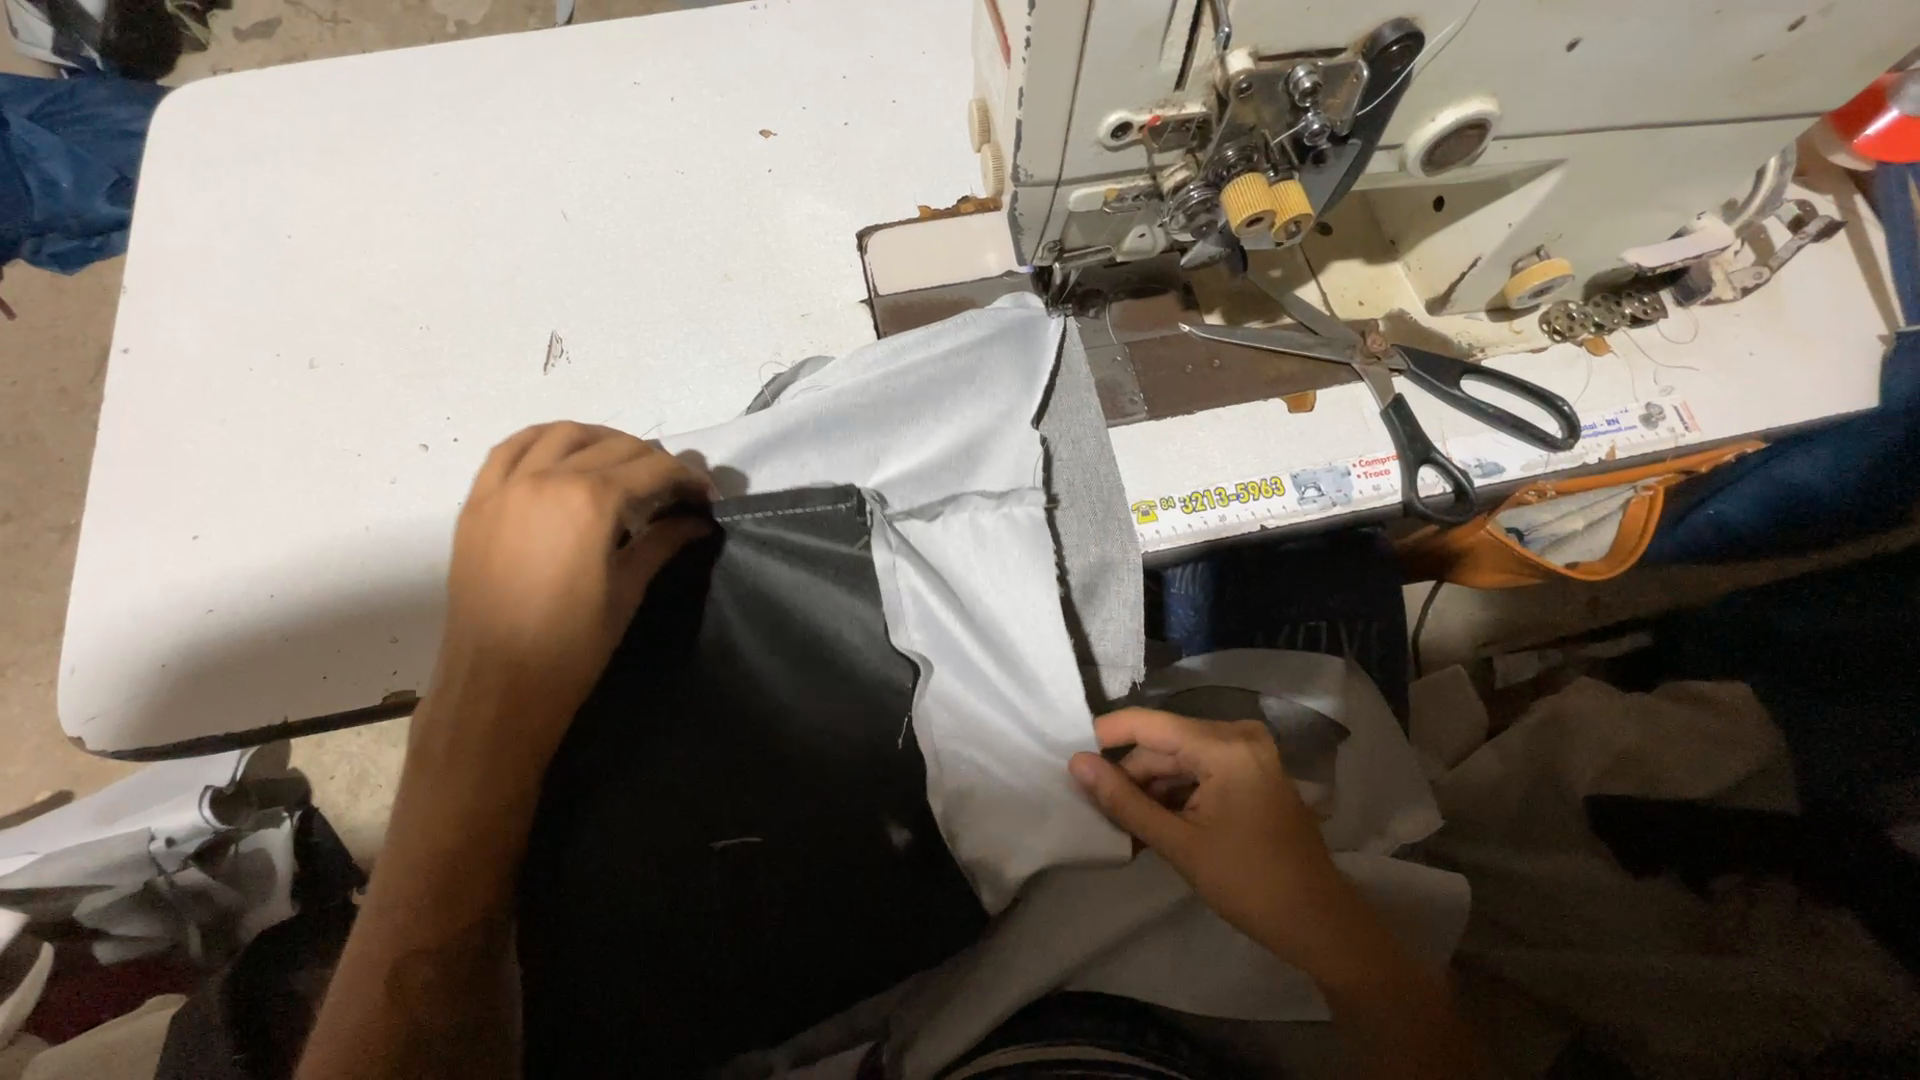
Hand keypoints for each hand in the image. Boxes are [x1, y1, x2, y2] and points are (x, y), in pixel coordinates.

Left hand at [415, 422, 712, 782]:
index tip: (706, 495)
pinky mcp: (478, 501)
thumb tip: (697, 521)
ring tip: (623, 464)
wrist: (498, 681)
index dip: (687, 477)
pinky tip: (564, 455)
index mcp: (591, 501)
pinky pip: (510, 449)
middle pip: (614, 446)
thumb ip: (663, 542)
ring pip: (562, 434)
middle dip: (653, 460)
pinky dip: (543, 441)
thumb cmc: (573, 645)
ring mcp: (506, 486)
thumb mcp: (628, 589)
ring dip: (601, 440)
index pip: (653, 468)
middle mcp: (547, 478)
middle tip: (674, 488)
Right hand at [1068, 708, 1368, 979]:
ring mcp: (1249, 754)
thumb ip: (1123, 801)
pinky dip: (1176, 796)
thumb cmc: (1248, 883)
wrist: (1319, 923)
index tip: (1070, 758)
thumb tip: (1076, 764)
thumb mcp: (1178, 843)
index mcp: (1224, 746)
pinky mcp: (1253, 773)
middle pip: (1164, 746)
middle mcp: (1238, 736)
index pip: (1149, 724)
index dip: (1106, 736)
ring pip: (1179, 761)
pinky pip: (1201, 772)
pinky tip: (1154, 827)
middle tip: (1100, 814)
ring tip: (1125, 829)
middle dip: (1131, 778)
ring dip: (1151, 791)